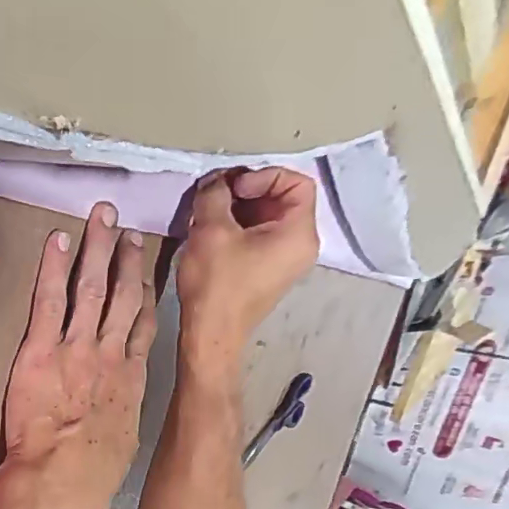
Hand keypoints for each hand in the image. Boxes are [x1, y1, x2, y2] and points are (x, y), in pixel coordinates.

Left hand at [0, 203, 155, 508]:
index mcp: (131, 377)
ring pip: (92, 287)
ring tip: (101, 217)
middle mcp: (109, 353)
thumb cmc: (92, 472)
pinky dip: (54, 267)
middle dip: (125, 257)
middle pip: (123, 295)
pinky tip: (57, 240)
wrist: (61, 477)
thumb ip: (121, 413)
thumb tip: (118, 409)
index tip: (146, 270)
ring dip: (97, 248)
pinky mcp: (41, 348)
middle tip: (126, 226)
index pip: (142, 324)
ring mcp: (77, 347)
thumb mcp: (123, 441)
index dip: (146, 292)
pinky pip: (49, 298)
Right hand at [175, 167, 318, 383]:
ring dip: (237, 209)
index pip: (297, 183)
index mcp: (299, 233)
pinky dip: (237, 227)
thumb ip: (214, 195)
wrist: (210, 332)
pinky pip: (258, 237)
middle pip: (282, 199)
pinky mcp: (266, 271)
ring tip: (207, 215)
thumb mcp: (211, 229)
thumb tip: (214, 181)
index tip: (233, 189)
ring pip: (267, 218)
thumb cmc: (216, 283)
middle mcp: (300, 245)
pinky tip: (211, 233)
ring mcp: (284, 261)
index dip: (263, 176)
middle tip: (215, 196)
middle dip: (246, 192)